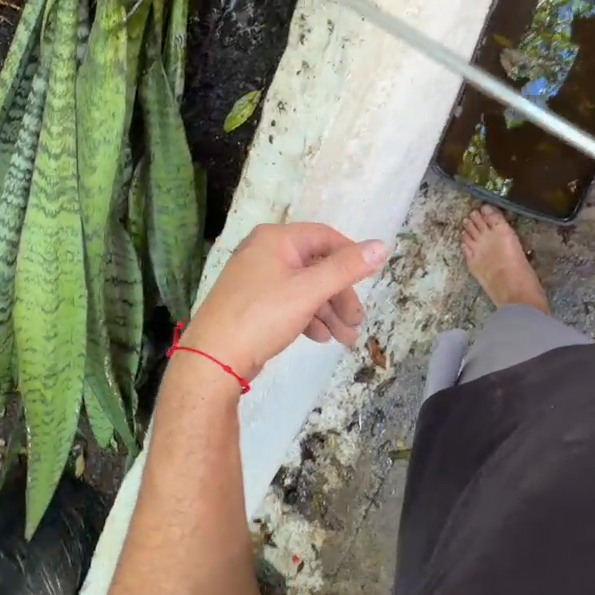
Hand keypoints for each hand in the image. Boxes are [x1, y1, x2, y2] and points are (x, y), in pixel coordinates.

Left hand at [175, 223, 388, 381]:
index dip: (351, 256)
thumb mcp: (309, 291)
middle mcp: (264, 252)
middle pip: (316, 266)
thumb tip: (382, 245)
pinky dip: (307, 317)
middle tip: (356, 322)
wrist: (212, 358)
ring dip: (328, 311)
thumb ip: (346, 268)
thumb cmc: (262, 316)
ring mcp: (256, 278)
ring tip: (345, 339)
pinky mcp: (252, 303)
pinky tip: (320, 338)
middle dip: (340, 295)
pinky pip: (288, 302)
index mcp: (276, 239)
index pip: (325, 237)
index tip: (371, 280)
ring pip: (304, 288)